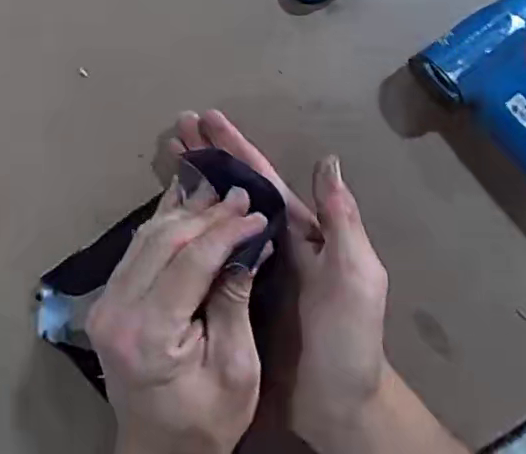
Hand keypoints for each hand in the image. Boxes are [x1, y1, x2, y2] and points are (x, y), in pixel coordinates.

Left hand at [87, 175, 268, 453]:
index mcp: (149, 334)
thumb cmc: (204, 421)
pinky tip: (184, 197)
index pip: (192, 261)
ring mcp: (106, 303)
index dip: (227, 231)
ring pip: (148, 235)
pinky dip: (165, 218)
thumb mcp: (236, 370)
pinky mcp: (108, 299)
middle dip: (209, 214)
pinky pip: (137, 245)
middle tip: (242, 196)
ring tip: (221, 192)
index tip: (258, 214)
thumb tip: (250, 244)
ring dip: (187, 210)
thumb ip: (235, 302)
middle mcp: (117, 311)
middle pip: (166, 239)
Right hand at [167, 114, 396, 448]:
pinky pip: (208, 257)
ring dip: (196, 185)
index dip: (235, 147)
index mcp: (300, 230)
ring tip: (169, 158)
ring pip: (218, 216)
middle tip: (178, 127)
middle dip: (209, 155)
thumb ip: (342, 220)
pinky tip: (170, 223)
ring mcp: (252, 269)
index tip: (207, 118)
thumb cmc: (351, 338)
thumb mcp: (356, 274)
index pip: (262, 178)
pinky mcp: (235, 300)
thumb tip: (327, 159)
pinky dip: (190, 233)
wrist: (339, 407)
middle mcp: (273, 240)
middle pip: (234, 188)